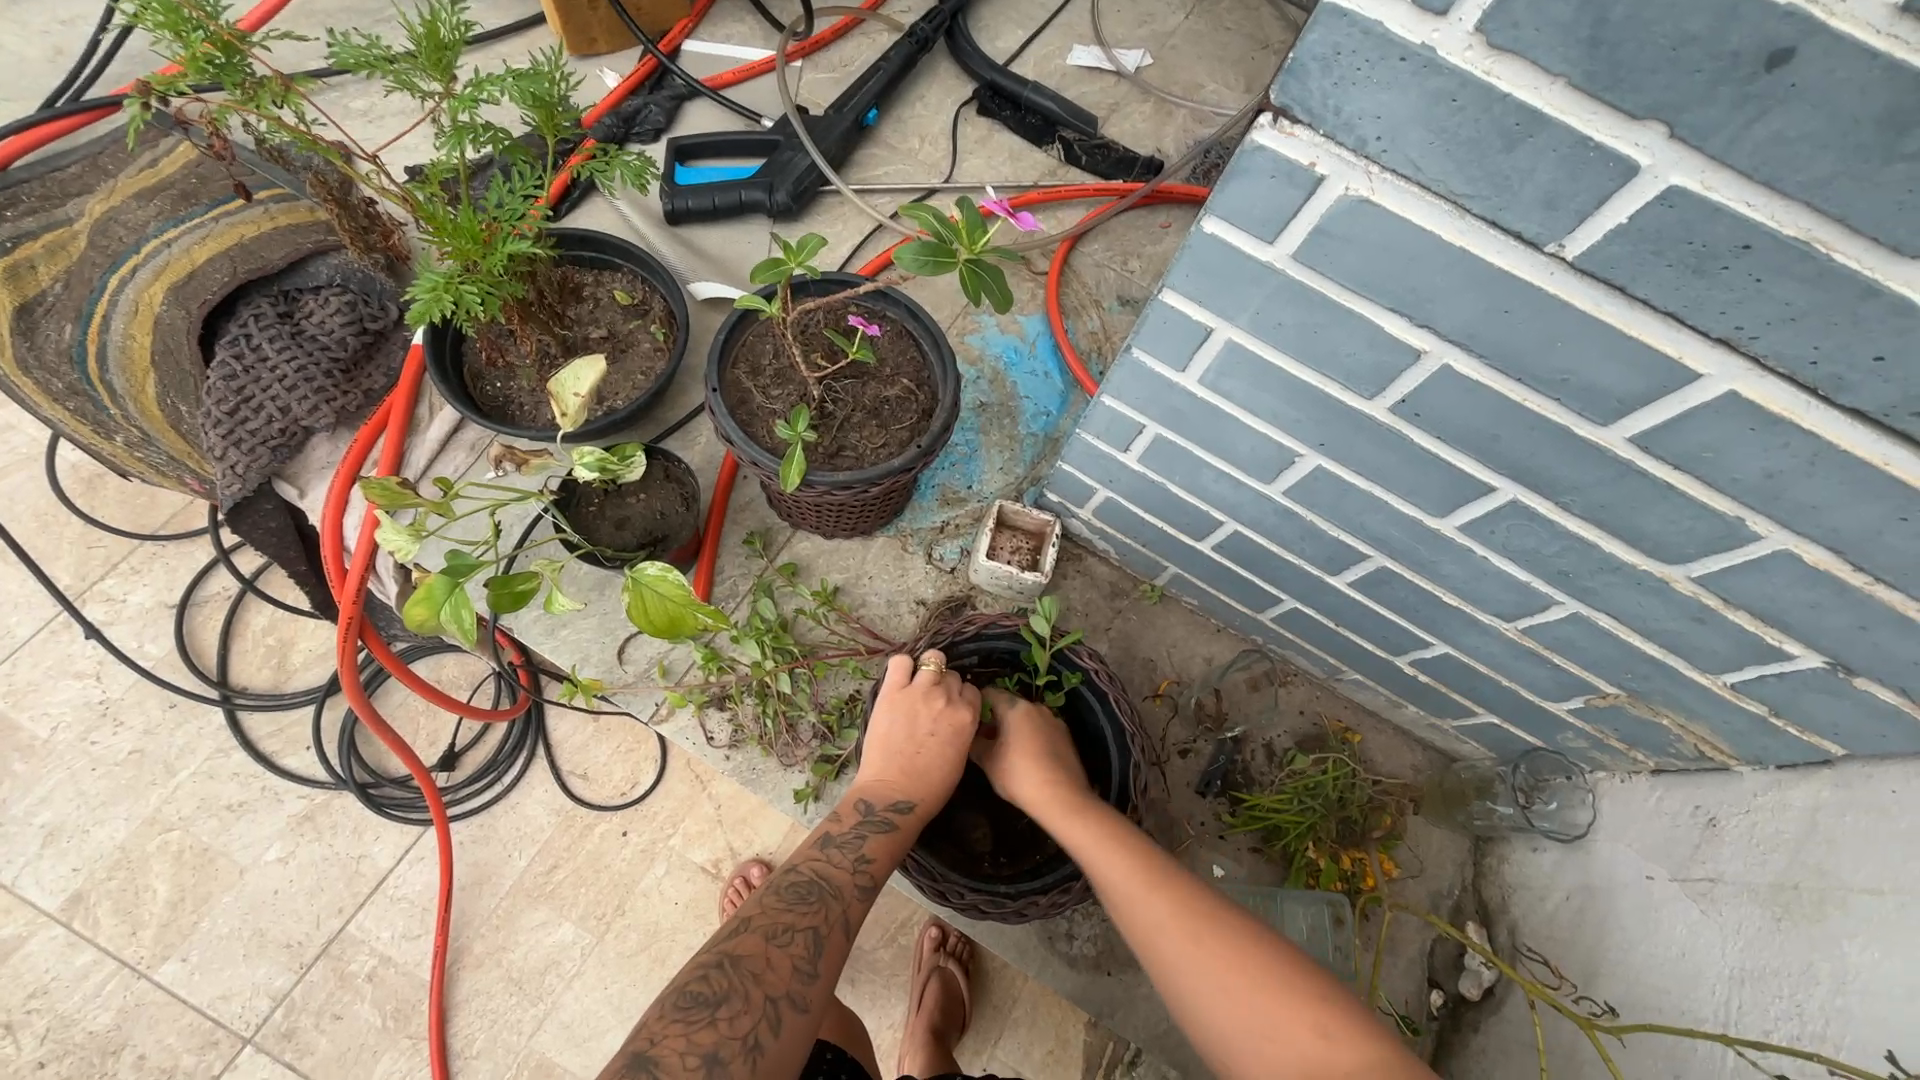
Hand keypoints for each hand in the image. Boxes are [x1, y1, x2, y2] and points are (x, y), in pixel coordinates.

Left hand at [854, 651, 981, 809]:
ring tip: (918, 682)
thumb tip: (957, 718)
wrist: (894, 794)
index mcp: (967, 715)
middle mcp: (946, 697)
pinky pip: (900, 662)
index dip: (961, 696)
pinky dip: (903, 665)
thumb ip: (963, 729)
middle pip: (952, 676)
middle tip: (932, 700)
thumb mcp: (961, 756)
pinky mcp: (892, 691)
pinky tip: (900, 678)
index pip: (971, 690)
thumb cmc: (931, 787)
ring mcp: (918, 691)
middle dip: (944, 685)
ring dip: (928, 669)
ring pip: (932, 660)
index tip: (951, 705)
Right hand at [970, 687, 1093, 822]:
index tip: (970, 720)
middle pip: (1010, 705)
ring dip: (1015, 728)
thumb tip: (971, 736)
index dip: (978, 704)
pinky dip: (1031, 736)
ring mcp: (1054, 720)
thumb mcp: (988, 761)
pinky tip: (1028, 757)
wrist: (1062, 798)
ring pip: (1027, 718)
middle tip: (984, 738)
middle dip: (996, 718)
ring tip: (1006, 750)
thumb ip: (975, 743)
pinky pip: (1042, 729)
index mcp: (1015, 707)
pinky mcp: (1066, 735)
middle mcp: (1036, 707)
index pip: (990, 693)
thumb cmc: (1019, 776)